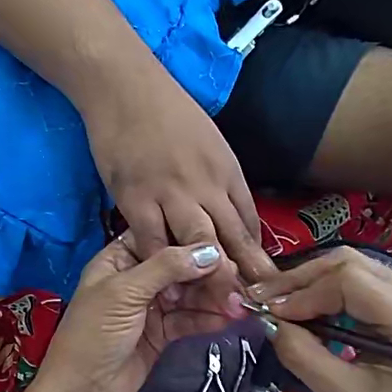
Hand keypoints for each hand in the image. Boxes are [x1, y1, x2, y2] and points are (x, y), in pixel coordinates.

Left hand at [33, 235, 239, 391]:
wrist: (84, 389)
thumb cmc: (95, 332)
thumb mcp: (125, 292)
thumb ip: (167, 267)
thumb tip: (210, 250)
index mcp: (119, 259)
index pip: (160, 238)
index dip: (190, 241)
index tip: (223, 245)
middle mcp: (137, 277)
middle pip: (180, 267)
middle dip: (208, 274)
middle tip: (237, 280)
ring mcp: (151, 305)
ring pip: (188, 294)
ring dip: (213, 298)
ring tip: (239, 304)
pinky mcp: (162, 331)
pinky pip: (188, 319)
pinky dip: (207, 318)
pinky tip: (227, 319)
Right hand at [81, 74, 276, 284]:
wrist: (124, 86)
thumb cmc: (167, 112)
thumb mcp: (208, 143)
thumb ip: (220, 182)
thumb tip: (231, 216)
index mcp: (226, 171)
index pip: (249, 221)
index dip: (258, 256)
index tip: (266, 283)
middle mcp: (206, 184)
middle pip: (233, 236)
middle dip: (247, 274)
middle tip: (259, 305)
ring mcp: (171, 192)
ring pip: (200, 241)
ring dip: (213, 276)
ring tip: (223, 305)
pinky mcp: (136, 198)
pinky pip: (154, 240)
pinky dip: (164, 266)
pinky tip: (172, 290)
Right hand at [250, 248, 391, 391]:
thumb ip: (303, 355)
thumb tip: (269, 320)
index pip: (351, 282)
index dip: (303, 292)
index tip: (266, 312)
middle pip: (351, 265)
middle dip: (300, 281)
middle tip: (261, 300)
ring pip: (351, 268)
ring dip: (309, 284)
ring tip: (276, 305)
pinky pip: (357, 283)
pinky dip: (323, 293)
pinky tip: (301, 310)